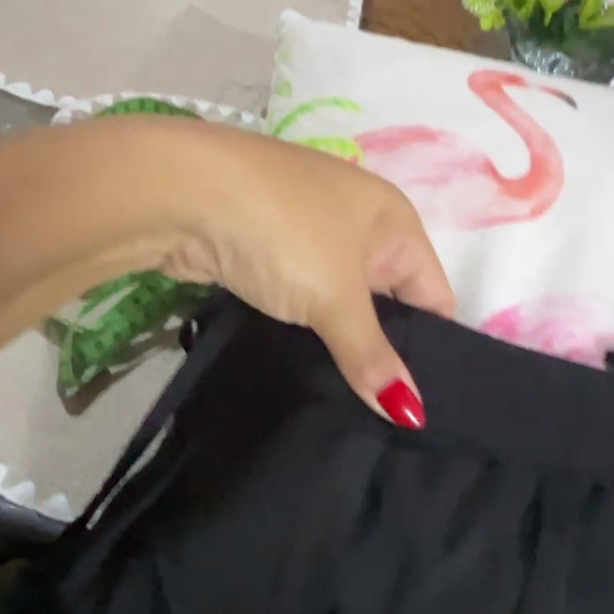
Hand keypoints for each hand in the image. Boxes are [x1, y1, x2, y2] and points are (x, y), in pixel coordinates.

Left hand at [151, 122, 454, 426]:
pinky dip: (303, 332)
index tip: (421, 407)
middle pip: (387, 302)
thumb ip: (371, 356)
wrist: (179, 192)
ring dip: (338, 347)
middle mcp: (359, 224)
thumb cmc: (281, 232)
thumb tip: (411, 414)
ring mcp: (308, 237)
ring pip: (339, 305)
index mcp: (394, 220)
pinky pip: (300, 302)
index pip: (434, 295)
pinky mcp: (265, 255)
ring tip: (345, 408)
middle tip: (384, 420)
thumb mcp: (335, 297)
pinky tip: (302, 374)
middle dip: (382, 354)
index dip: (432, 350)